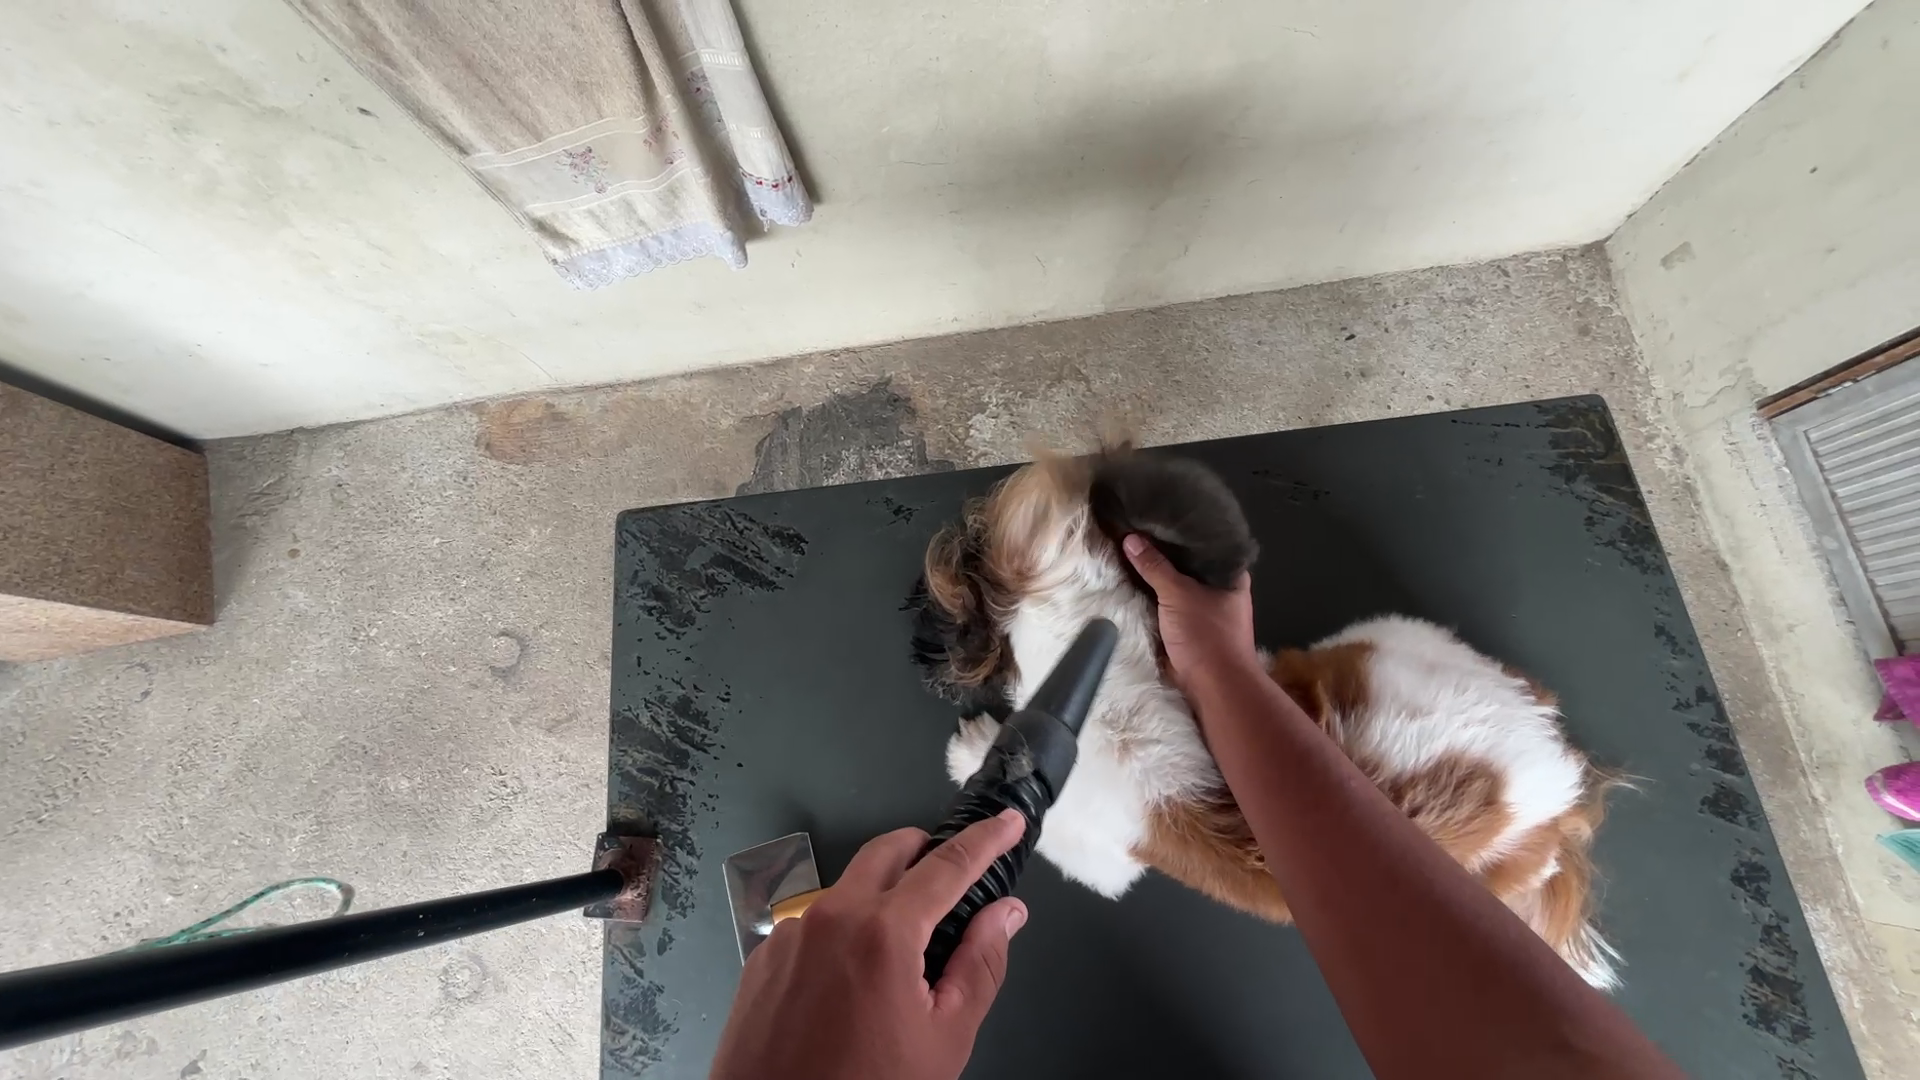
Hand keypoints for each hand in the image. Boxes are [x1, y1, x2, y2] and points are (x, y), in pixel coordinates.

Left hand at [709, 810, 1029, 1079]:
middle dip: (925, 849)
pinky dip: (843, 931)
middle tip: (948, 877)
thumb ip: (980, 963)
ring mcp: (792, 931)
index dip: (985, 839)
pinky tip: (848, 982)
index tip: (1008, 821)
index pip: (948, 866)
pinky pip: (814, 922)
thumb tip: (1006, 911)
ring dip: (881, 895)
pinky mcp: (764, 954)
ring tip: (898, 951)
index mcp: (884, 931)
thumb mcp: (945, 1039)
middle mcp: (833, 914)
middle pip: (889, 850)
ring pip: (849, 886)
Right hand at [1122, 533, 1259, 689]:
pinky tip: (1131, 578)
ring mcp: (1202, 606)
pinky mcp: (1186, 624)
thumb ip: (1154, 566)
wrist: (1212, 684)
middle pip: (1186, 563)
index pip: (1204, 542)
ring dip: (1155, 574)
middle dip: (1163, 551)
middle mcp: (1219, 587)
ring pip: (1175, 583)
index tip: (1158, 515)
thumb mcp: (1178, 594)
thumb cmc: (1206, 633)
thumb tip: (1130, 538)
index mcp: (1230, 574)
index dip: (1182, 529)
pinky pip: (1166, 601)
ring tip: (1128, 547)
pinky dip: (1151, 593)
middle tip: (1136, 528)